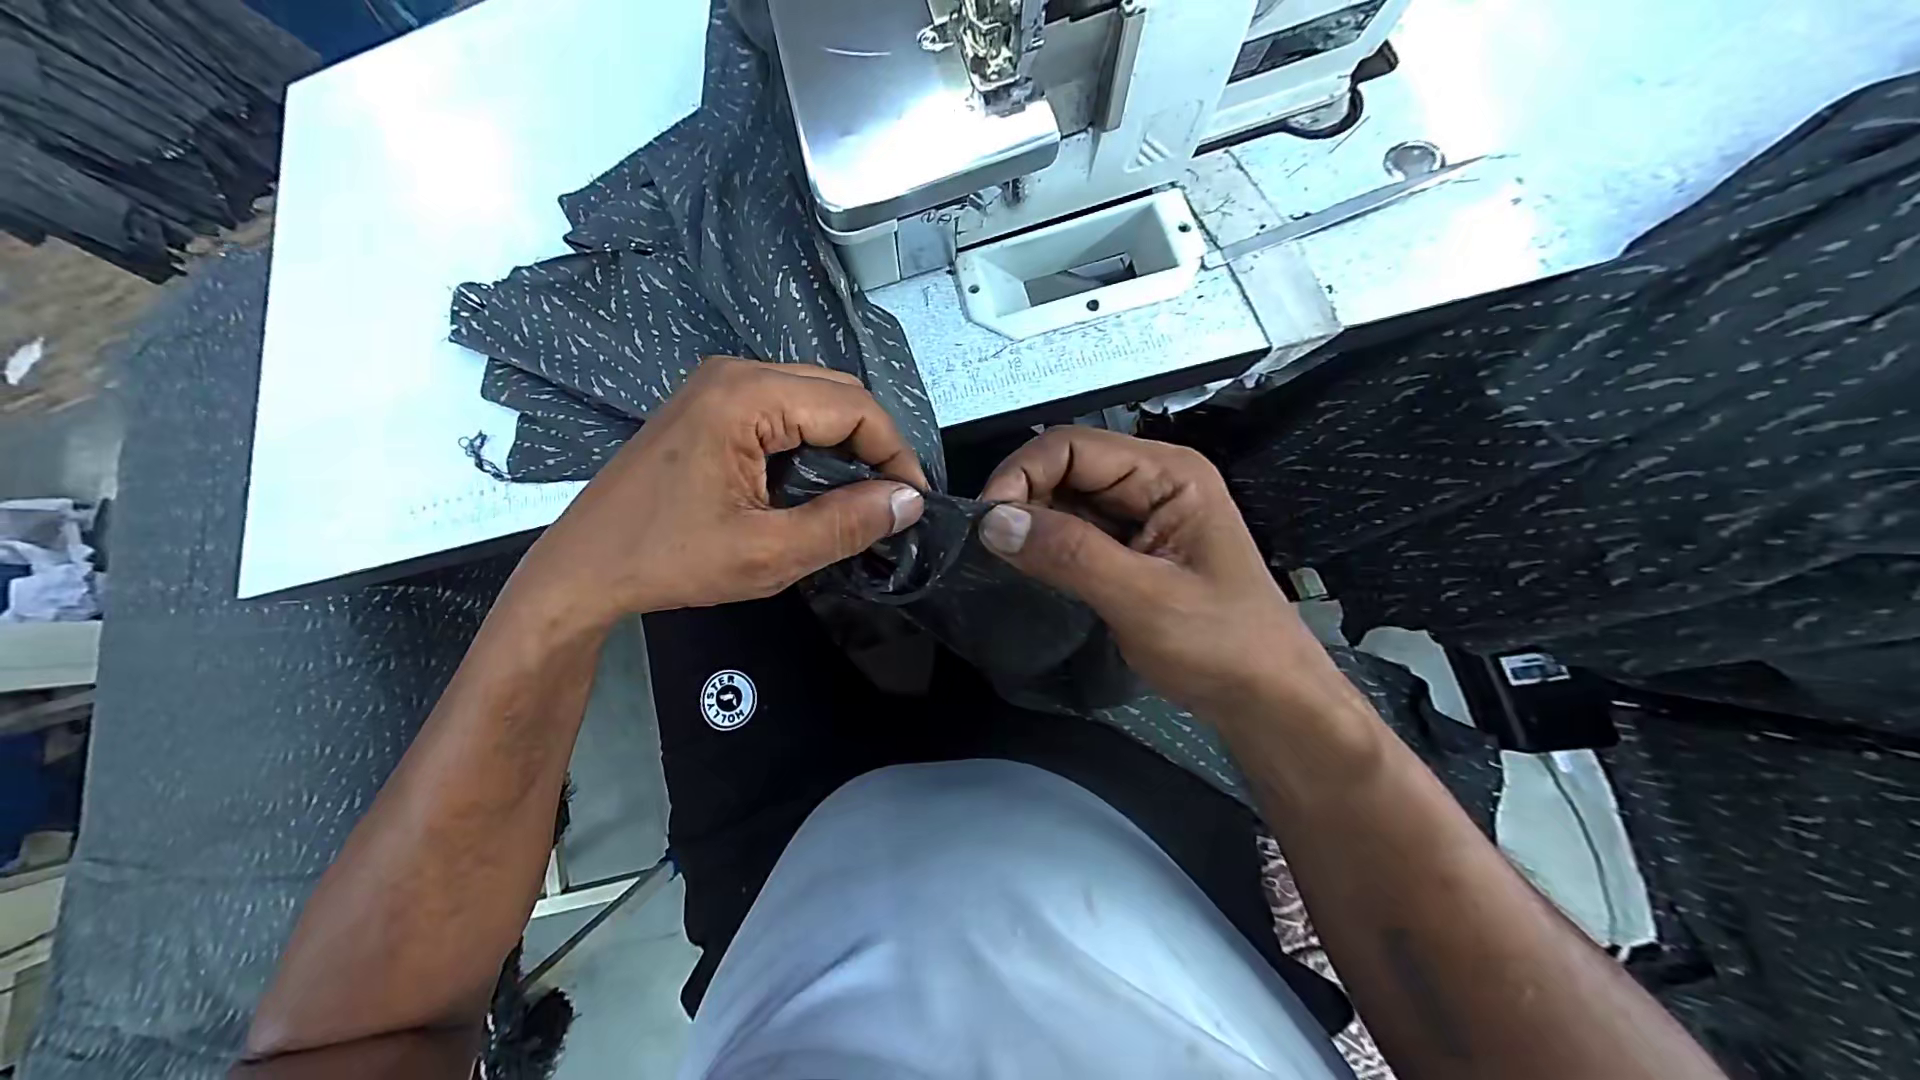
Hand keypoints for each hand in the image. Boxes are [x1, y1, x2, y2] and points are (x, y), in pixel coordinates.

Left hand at [510, 358, 926, 629]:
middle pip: (837, 394)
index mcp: (746, 397)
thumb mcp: (770, 553)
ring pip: (814, 399)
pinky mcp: (709, 404)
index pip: (854, 407)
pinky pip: (784, 409)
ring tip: (858, 496)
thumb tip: (908, 502)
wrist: (585, 567)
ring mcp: (717, 385)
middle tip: (890, 501)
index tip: (913, 501)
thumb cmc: (669, 559)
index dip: (896, 453)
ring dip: (846, 443)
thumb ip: (847, 524)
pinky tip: (814, 483)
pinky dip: (813, 442)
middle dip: (875, 445)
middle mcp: (734, 373)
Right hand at [977, 427, 1353, 727]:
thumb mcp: (1144, 599)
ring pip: (1066, 501)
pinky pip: (1075, 533)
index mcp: (1168, 474)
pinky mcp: (1131, 549)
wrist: (1266, 699)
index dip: (1022, 474)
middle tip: (991, 547)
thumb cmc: (1222, 645)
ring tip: (1005, 560)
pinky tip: (1032, 569)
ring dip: (1033, 525)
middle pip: (1066, 468)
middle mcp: (1153, 483)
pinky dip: (1048, 547)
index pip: (1072, 447)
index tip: (987, 522)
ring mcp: (1142, 516)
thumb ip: (1068, 555)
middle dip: (1024, 500)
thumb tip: (993, 521)